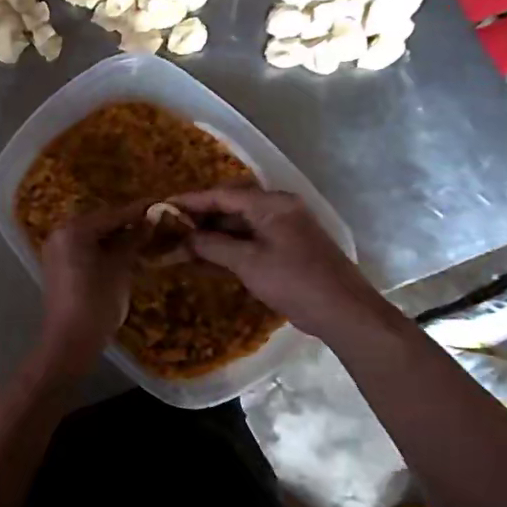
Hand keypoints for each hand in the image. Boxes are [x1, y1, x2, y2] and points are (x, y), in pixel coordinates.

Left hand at [37, 203, 152, 366]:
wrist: (70, 341)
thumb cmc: (97, 302)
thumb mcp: (120, 268)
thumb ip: (134, 240)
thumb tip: (150, 220)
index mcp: (74, 230)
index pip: (113, 214)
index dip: (139, 210)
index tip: (162, 204)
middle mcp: (61, 234)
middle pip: (101, 222)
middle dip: (128, 223)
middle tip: (155, 223)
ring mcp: (57, 251)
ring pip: (94, 237)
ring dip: (117, 238)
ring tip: (145, 239)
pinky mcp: (59, 267)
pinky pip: (85, 250)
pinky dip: (105, 250)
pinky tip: (126, 255)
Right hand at [170, 187, 390, 340]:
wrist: (343, 310)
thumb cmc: (294, 281)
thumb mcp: (248, 263)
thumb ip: (213, 246)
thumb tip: (185, 238)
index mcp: (272, 204)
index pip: (223, 195)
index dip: (191, 201)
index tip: (163, 206)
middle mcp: (279, 208)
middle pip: (232, 207)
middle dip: (201, 218)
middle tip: (170, 229)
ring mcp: (286, 228)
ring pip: (241, 225)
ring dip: (214, 235)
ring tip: (182, 245)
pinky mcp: (288, 248)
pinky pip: (252, 240)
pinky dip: (230, 247)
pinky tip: (208, 259)